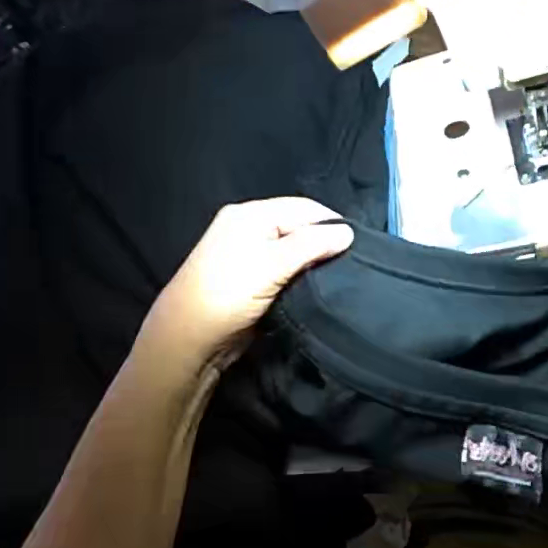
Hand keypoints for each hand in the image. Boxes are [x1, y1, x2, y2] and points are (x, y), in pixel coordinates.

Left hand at [144, 198, 355, 370]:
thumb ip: (311, 245)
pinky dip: (300, 272)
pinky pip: (284, 266)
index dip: (331, 223)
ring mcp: (247, 252)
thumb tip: (348, 232)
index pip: (303, 208)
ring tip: (338, 273)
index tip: (358, 245)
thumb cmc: (228, 295)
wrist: (188, 340)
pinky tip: (316, 284)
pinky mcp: (250, 276)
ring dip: (313, 259)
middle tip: (351, 262)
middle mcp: (247, 226)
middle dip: (323, 241)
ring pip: (293, 247)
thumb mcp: (272, 265)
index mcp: (250, 214)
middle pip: (298, 225)